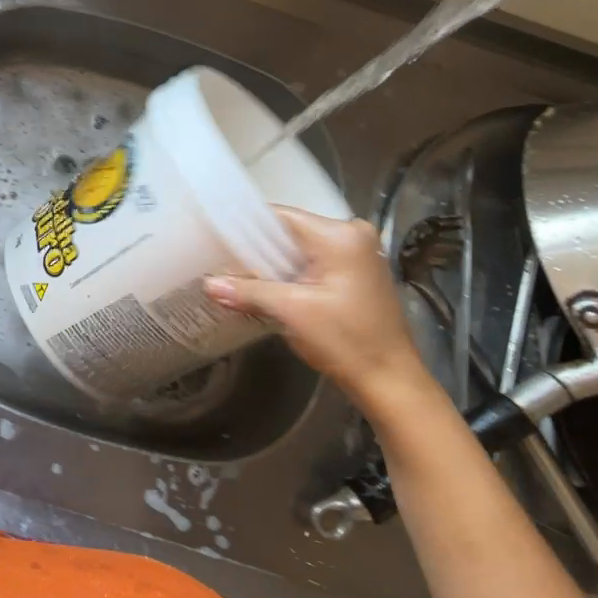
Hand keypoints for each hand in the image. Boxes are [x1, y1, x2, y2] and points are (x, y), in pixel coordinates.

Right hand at [204, 207, 431, 409]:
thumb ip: (249, 291)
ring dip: (271, 261)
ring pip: (298, 246)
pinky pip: (311, 260)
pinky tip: (267, 285)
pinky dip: (289, 271)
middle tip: (221, 260)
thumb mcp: (292, 312)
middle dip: (256, 248)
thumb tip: (208, 284)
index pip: (280, 216)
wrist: (390, 380)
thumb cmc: (346, 342)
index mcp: (340, 235)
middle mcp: (352, 234)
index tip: (215, 238)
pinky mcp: (355, 271)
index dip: (245, 227)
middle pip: (289, 230)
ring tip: (237, 273)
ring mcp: (357, 252)